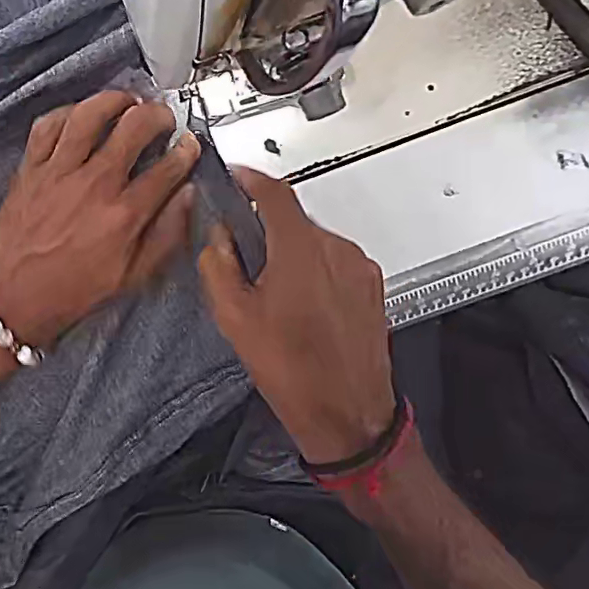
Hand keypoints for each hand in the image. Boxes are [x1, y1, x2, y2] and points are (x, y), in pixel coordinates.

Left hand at [0, 91, 199, 382]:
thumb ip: (166, 235)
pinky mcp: (31, 169)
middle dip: (158, 115)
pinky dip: (68, 112)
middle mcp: (93, 185)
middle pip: (135, 127)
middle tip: (162, 118)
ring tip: (127, 102)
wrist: (15, 297)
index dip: (185, 150)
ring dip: (115, 100)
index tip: (189, 145)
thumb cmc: (72, 290)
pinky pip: (48, 125)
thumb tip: (186, 197)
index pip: (167, 167)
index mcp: (123, 215)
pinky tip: (80, 115)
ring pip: (90, 114)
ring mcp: (59, 172)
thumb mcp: (132, 276)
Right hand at [197, 167, 395, 463]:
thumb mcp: (233, 317)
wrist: (346, 413)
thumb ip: (217, 265)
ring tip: (275, 291)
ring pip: (315, 240)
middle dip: (266, 226)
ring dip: (291, 250)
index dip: (251, 178)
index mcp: (300, 250)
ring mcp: (359, 268)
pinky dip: (314, 268)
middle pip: (294, 218)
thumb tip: (218, 239)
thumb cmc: (295, 372)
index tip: (238, 175)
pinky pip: (335, 260)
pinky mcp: (371, 286)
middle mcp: (336, 251)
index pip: (274, 193)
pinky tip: (301, 303)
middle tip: (244, 252)